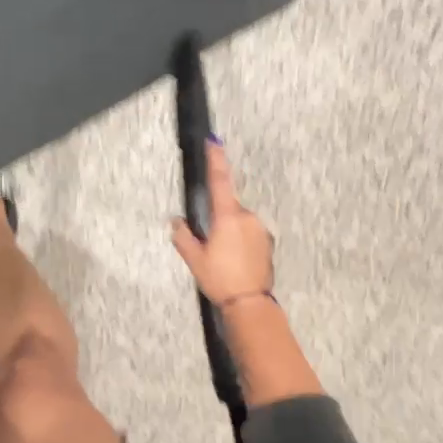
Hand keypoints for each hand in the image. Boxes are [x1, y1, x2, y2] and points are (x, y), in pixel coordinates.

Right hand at [171, 141, 273, 305]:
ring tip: (221, 260)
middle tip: (209, 247)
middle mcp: (247, 217)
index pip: (220, 181)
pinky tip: (232, 262)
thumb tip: (175, 222)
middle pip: (228, 208)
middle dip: (217, 221)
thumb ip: (183, 237)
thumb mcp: (194, 259)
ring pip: (238, 222)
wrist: (250, 302)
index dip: (216, 159)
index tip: (214, 141)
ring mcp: (259, 229)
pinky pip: (248, 234)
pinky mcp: (266, 242)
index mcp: (227, 216)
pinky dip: (238, 242)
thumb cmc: (220, 279)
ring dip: (228, 233)